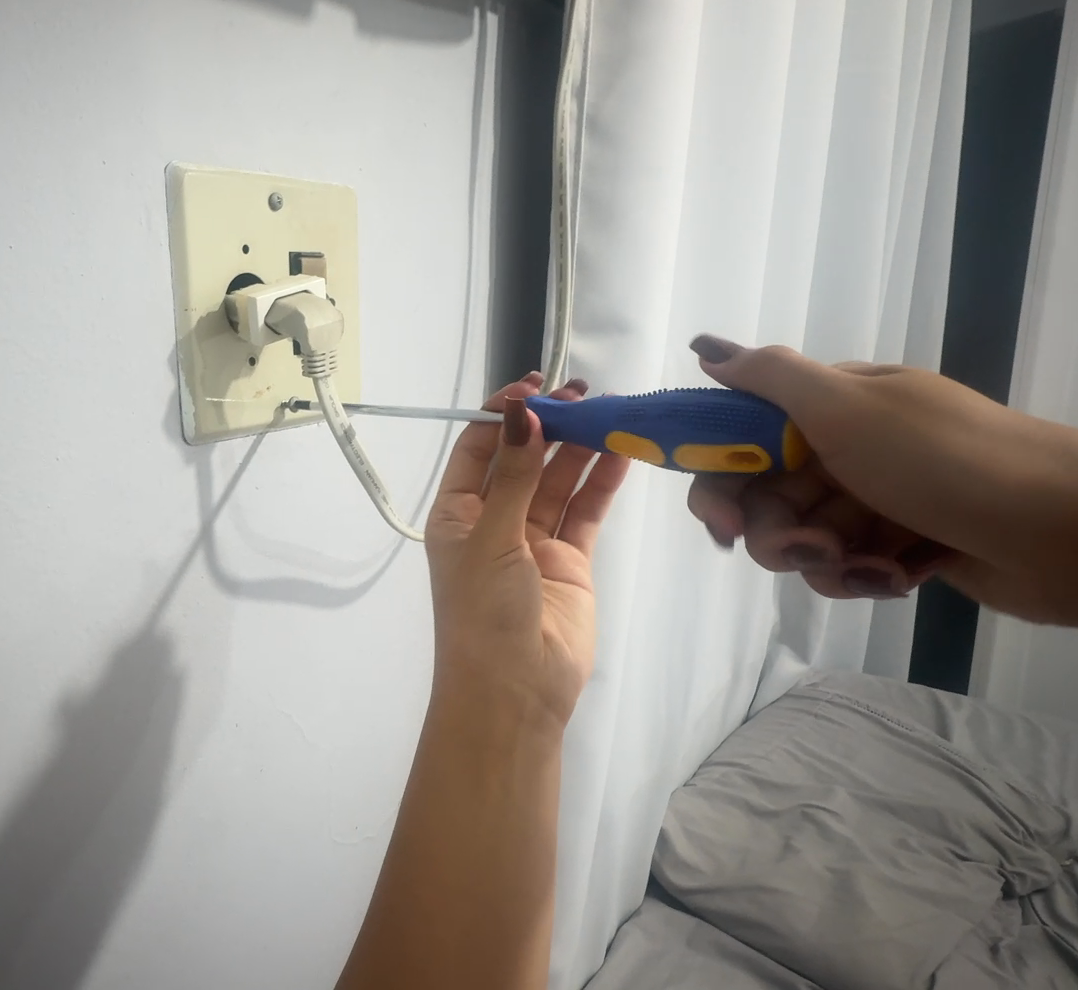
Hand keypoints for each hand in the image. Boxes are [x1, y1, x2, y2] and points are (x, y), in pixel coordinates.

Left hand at [425, 373, 631, 728]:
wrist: (514, 692)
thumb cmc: (484, 612)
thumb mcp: (491, 537)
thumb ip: (512, 476)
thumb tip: (522, 414)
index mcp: (455, 513)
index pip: (478, 449)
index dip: (504, 415)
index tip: (534, 386)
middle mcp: (491, 521)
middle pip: (521, 460)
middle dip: (549, 426)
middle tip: (583, 392)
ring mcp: (532, 540)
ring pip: (556, 481)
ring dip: (579, 448)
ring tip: (609, 411)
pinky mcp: (569, 560)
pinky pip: (584, 511)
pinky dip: (601, 482)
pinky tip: (622, 450)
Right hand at [683, 335, 1077, 627]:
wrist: (1074, 533)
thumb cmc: (945, 460)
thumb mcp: (848, 405)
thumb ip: (768, 377)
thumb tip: (707, 349)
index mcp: (831, 408)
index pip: (742, 439)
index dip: (719, 479)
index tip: (719, 520)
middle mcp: (845, 450)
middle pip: (764, 497)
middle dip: (772, 531)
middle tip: (802, 549)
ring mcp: (874, 500)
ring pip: (800, 538)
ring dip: (819, 559)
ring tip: (863, 565)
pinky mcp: (899, 547)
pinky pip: (843, 566)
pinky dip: (859, 576)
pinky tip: (892, 577)